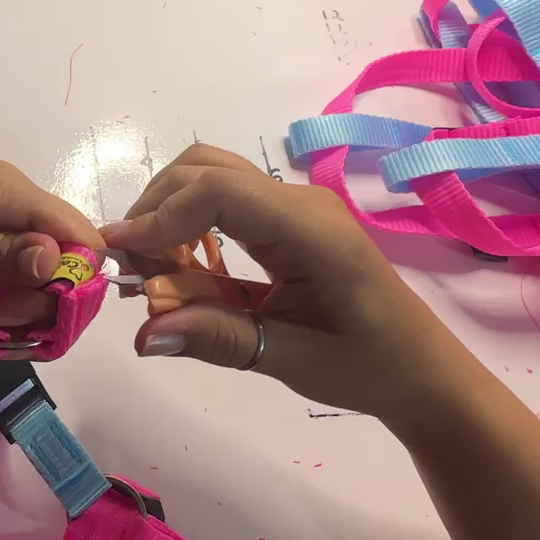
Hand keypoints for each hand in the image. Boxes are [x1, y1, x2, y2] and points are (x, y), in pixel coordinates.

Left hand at [0, 154, 103, 321]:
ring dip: (19, 308)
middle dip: (44, 302)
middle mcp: (7, 203)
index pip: (78, 236)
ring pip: (33, 273)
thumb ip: (0, 257)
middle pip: (60, 259)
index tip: (33, 318)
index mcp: (7, 192)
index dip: (74, 283)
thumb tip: (62, 261)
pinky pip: (1, 276)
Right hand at [100, 143, 489, 421]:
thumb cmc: (368, 368)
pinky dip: (184, 219)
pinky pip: (219, 198)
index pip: (218, 192)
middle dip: (153, 209)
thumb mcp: (292, 360)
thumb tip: (144, 335)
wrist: (420, 370)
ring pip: (206, 175)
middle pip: (203, 169)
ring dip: (165, 210)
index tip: (119, 256)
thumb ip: (218, 339)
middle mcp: (298, 201)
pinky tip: (178, 262)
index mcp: (311, 230)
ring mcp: (290, 204)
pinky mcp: (281, 217)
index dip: (159, 216)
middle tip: (132, 269)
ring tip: (151, 266)